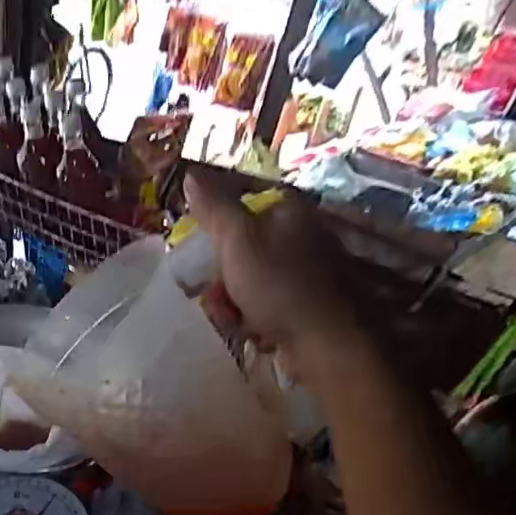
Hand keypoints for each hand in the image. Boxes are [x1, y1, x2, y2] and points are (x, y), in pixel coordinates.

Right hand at [184, 170, 358, 377]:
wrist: (323, 341)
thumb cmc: (277, 284)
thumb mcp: (236, 239)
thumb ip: (214, 208)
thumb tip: (191, 173)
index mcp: (288, 211)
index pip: (240, 211)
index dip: (215, 237)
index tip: (202, 260)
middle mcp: (301, 237)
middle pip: (241, 254)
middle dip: (221, 282)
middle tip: (217, 301)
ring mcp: (306, 274)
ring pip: (250, 286)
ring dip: (233, 307)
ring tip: (237, 323)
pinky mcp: (307, 308)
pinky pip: (266, 310)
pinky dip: (255, 323)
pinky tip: (256, 335)